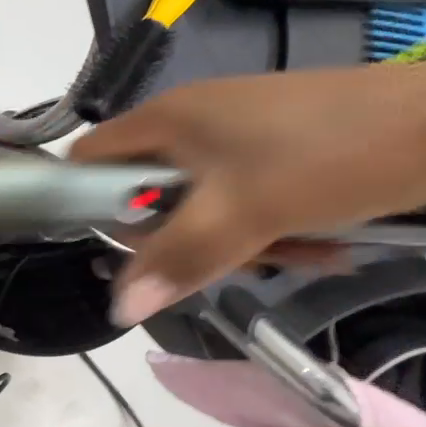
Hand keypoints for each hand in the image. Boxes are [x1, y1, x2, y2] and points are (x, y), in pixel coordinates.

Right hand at [70, 63, 425, 325]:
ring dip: (243, 237)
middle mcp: (190, 119)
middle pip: (150, 188)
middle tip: (236, 259)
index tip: (142, 241)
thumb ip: (179, 258)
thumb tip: (119, 308)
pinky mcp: (286, 141)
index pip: (89, 160)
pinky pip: (251, 191)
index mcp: (162, 118)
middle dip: (188, 234)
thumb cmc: (336, 156)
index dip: (94, 203)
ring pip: (207, 197)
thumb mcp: (249, 213)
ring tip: (302, 255)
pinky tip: (324, 243)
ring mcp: (240, 128)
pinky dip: (276, 222)